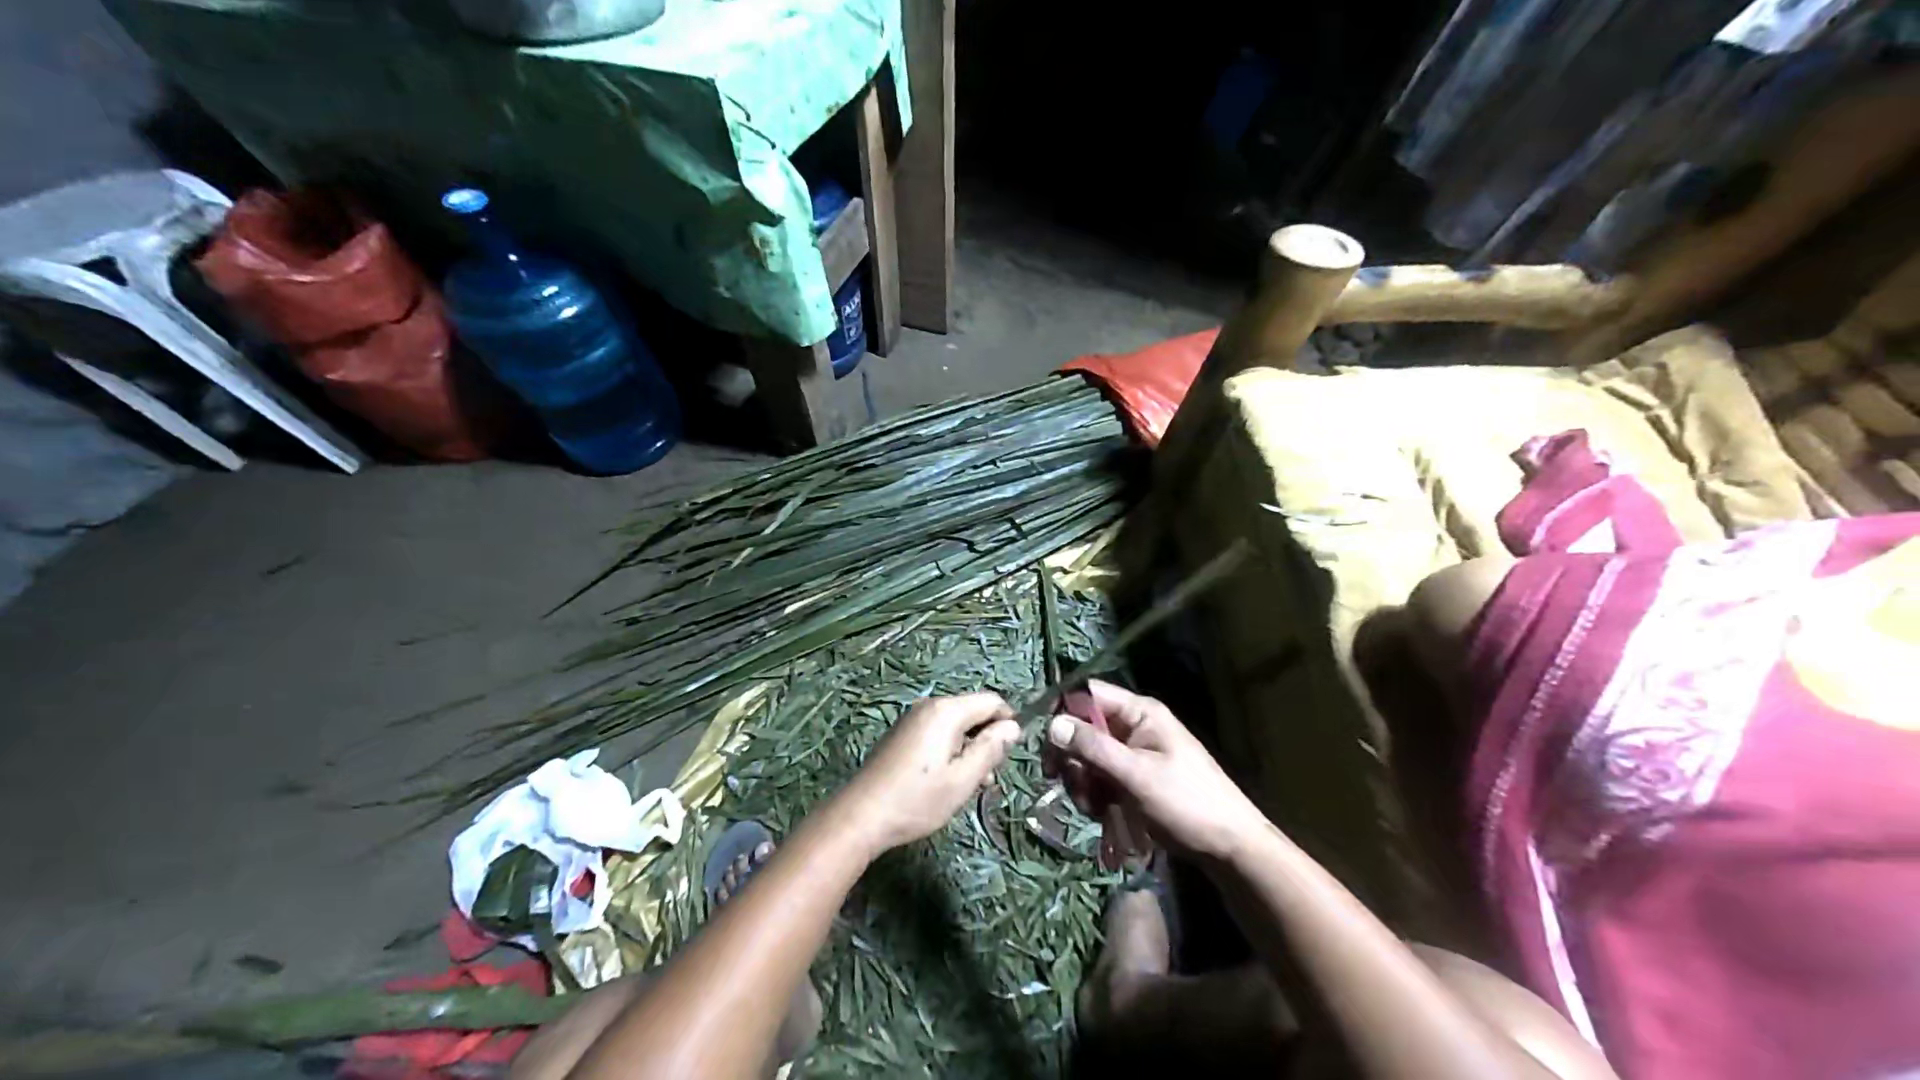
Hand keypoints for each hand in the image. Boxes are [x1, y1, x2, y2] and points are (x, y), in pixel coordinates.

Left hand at [838, 692, 1019, 853]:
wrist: (861, 816)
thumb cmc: (917, 800)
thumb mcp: (963, 779)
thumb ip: (991, 749)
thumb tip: (1013, 727)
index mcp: (946, 711)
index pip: (992, 701)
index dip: (1007, 724)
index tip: (1008, 756)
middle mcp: (930, 706)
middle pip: (974, 711)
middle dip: (987, 740)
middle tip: (985, 778)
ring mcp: (914, 719)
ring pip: (958, 724)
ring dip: (970, 749)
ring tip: (967, 786)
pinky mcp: (904, 733)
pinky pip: (940, 732)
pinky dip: (951, 751)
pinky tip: (946, 781)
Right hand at [1046, 680, 1269, 861]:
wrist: (1228, 848)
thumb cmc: (1187, 802)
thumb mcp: (1136, 774)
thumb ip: (1093, 747)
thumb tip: (1052, 723)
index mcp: (1139, 713)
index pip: (1088, 694)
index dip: (1063, 712)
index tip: (1047, 744)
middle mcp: (1133, 727)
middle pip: (1082, 728)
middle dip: (1072, 757)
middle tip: (1066, 783)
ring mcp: (1132, 754)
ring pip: (1086, 757)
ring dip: (1082, 781)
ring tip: (1093, 806)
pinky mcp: (1131, 779)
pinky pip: (1098, 778)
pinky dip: (1094, 794)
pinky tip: (1101, 813)